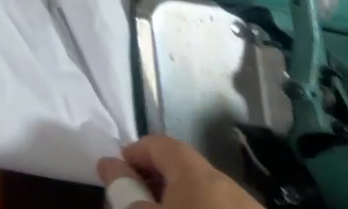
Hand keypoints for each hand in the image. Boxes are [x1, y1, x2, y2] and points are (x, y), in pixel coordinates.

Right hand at [98, 136, 261, 208]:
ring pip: (212, 196)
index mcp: (200, 177)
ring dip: (187, 203)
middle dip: (161, 181)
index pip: (161, 144)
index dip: (134, 153)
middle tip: (143, 203)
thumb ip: (121, 185)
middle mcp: (234, 190)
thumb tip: (113, 165)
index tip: (122, 178)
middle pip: (188, 170)